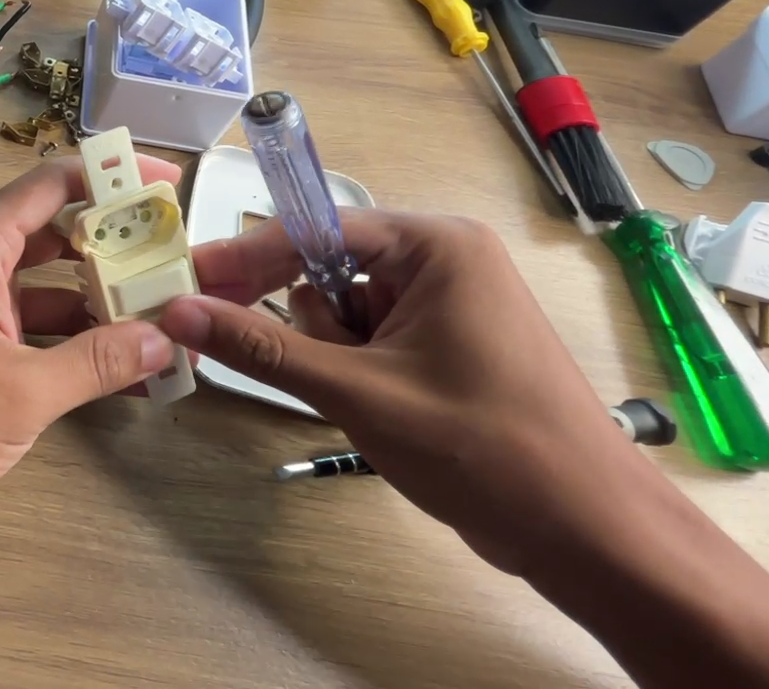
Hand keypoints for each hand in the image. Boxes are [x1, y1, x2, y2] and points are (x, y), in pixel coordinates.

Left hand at [0, 156, 185, 514]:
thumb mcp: (19, 392)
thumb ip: (95, 363)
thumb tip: (163, 339)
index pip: (53, 182)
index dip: (112, 174)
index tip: (168, 184)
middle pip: (58, 229)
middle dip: (119, 242)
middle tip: (183, 258)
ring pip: (50, 279)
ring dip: (102, 295)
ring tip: (168, 312)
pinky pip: (34, 321)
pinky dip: (74, 335)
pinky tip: (125, 363)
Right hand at [161, 209, 653, 573]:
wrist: (593, 539)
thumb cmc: (482, 449)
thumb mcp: (355, 392)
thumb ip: (259, 346)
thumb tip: (176, 310)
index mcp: (435, 245)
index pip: (312, 229)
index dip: (244, 254)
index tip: (186, 277)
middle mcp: (441, 259)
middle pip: (322, 266)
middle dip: (292, 311)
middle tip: (223, 332)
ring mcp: (445, 301)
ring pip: (339, 304)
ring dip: (325, 348)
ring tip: (353, 394)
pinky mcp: (442, 340)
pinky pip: (365, 333)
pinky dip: (346, 363)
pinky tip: (364, 400)